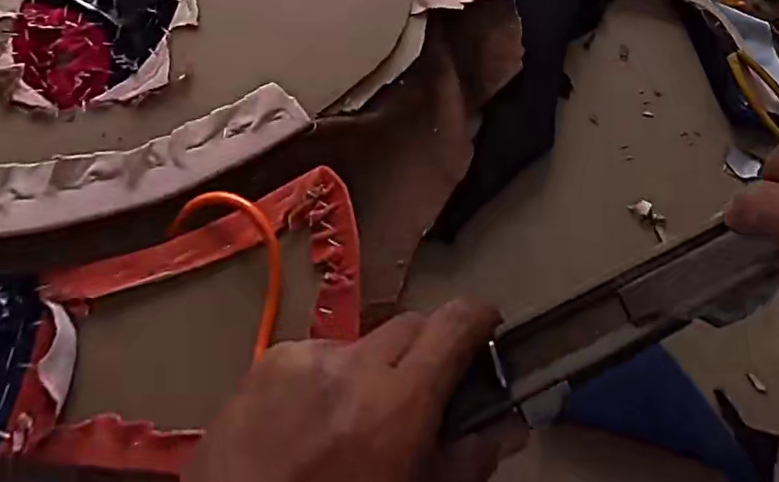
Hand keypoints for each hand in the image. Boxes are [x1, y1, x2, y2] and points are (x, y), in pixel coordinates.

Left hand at [185, 298, 525, 481]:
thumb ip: (465, 462)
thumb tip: (507, 424)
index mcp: (396, 406)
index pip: (453, 325)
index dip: (478, 317)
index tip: (488, 324)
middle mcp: (354, 364)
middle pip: (411, 325)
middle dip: (425, 350)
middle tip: (420, 392)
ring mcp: (308, 354)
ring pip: (363, 341)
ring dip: (369, 369)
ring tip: (349, 422)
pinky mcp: (271, 357)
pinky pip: (317, 353)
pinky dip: (325, 378)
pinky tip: (308, 422)